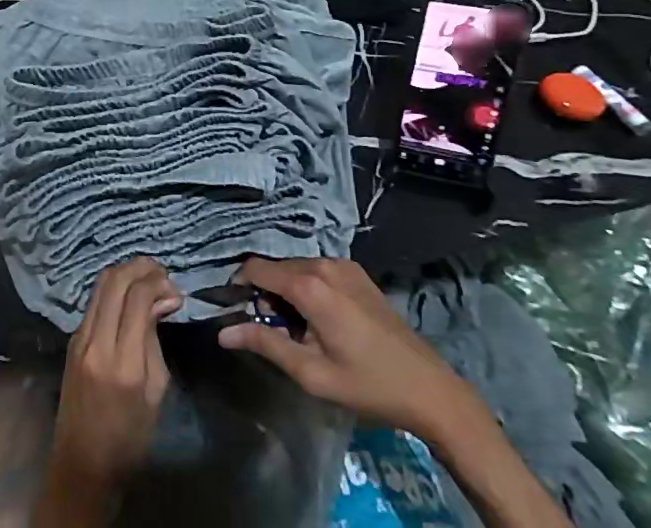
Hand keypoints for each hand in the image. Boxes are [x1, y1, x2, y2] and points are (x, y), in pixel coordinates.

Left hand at [35, 258, 180, 525]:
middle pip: (114, 281)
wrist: (82, 465)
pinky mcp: (72, 342)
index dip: (159, 282)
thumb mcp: (156, 390)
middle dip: (141, 267)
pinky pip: (94, 301)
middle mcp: (95, 343)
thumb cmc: (130, 435)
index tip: (176, 291)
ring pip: (100, 285)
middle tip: (163, 273)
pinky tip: (132, 297)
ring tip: (150, 280)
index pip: (137, 297)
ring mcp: (78, 340)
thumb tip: (164, 298)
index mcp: (122, 362)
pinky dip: (115, 289)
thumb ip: (155, 338)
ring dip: (126, 273)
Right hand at [216, 257, 487, 441]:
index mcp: (311, 286)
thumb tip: (224, 332)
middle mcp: (325, 265)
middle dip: (263, 292)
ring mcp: (345, 266)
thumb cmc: (365, 383)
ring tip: (293, 331)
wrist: (426, 385)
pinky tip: (316, 319)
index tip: (230, 308)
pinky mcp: (358, 273)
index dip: (238, 284)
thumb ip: (266, 345)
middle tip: (267, 331)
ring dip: (285, 291)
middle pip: (277, 267)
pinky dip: (306, 287)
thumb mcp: (310, 372)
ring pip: (297, 269)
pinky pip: (318, 271)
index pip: (257, 268)